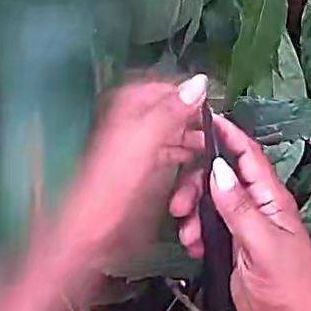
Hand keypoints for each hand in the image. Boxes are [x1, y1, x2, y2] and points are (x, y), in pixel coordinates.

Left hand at [53, 75, 209, 273]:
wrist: (91, 230)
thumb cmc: (114, 182)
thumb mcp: (147, 138)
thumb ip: (174, 108)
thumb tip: (201, 80)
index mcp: (132, 102)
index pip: (175, 88)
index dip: (199, 101)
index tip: (220, 119)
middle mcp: (137, 117)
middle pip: (180, 112)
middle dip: (200, 128)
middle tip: (219, 145)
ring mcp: (142, 142)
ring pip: (180, 134)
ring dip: (196, 149)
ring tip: (211, 164)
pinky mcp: (146, 165)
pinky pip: (175, 154)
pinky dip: (187, 162)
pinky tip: (198, 175)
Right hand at [170, 115, 310, 310]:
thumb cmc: (287, 287)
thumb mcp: (262, 245)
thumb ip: (239, 207)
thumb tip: (217, 168)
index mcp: (272, 197)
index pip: (248, 155)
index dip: (229, 134)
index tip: (205, 118)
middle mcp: (258, 205)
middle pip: (223, 176)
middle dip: (197, 184)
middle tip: (178, 205)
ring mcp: (246, 225)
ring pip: (212, 200)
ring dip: (194, 211)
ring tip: (187, 235)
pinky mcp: (235, 245)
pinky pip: (210, 225)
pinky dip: (197, 231)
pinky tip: (193, 246)